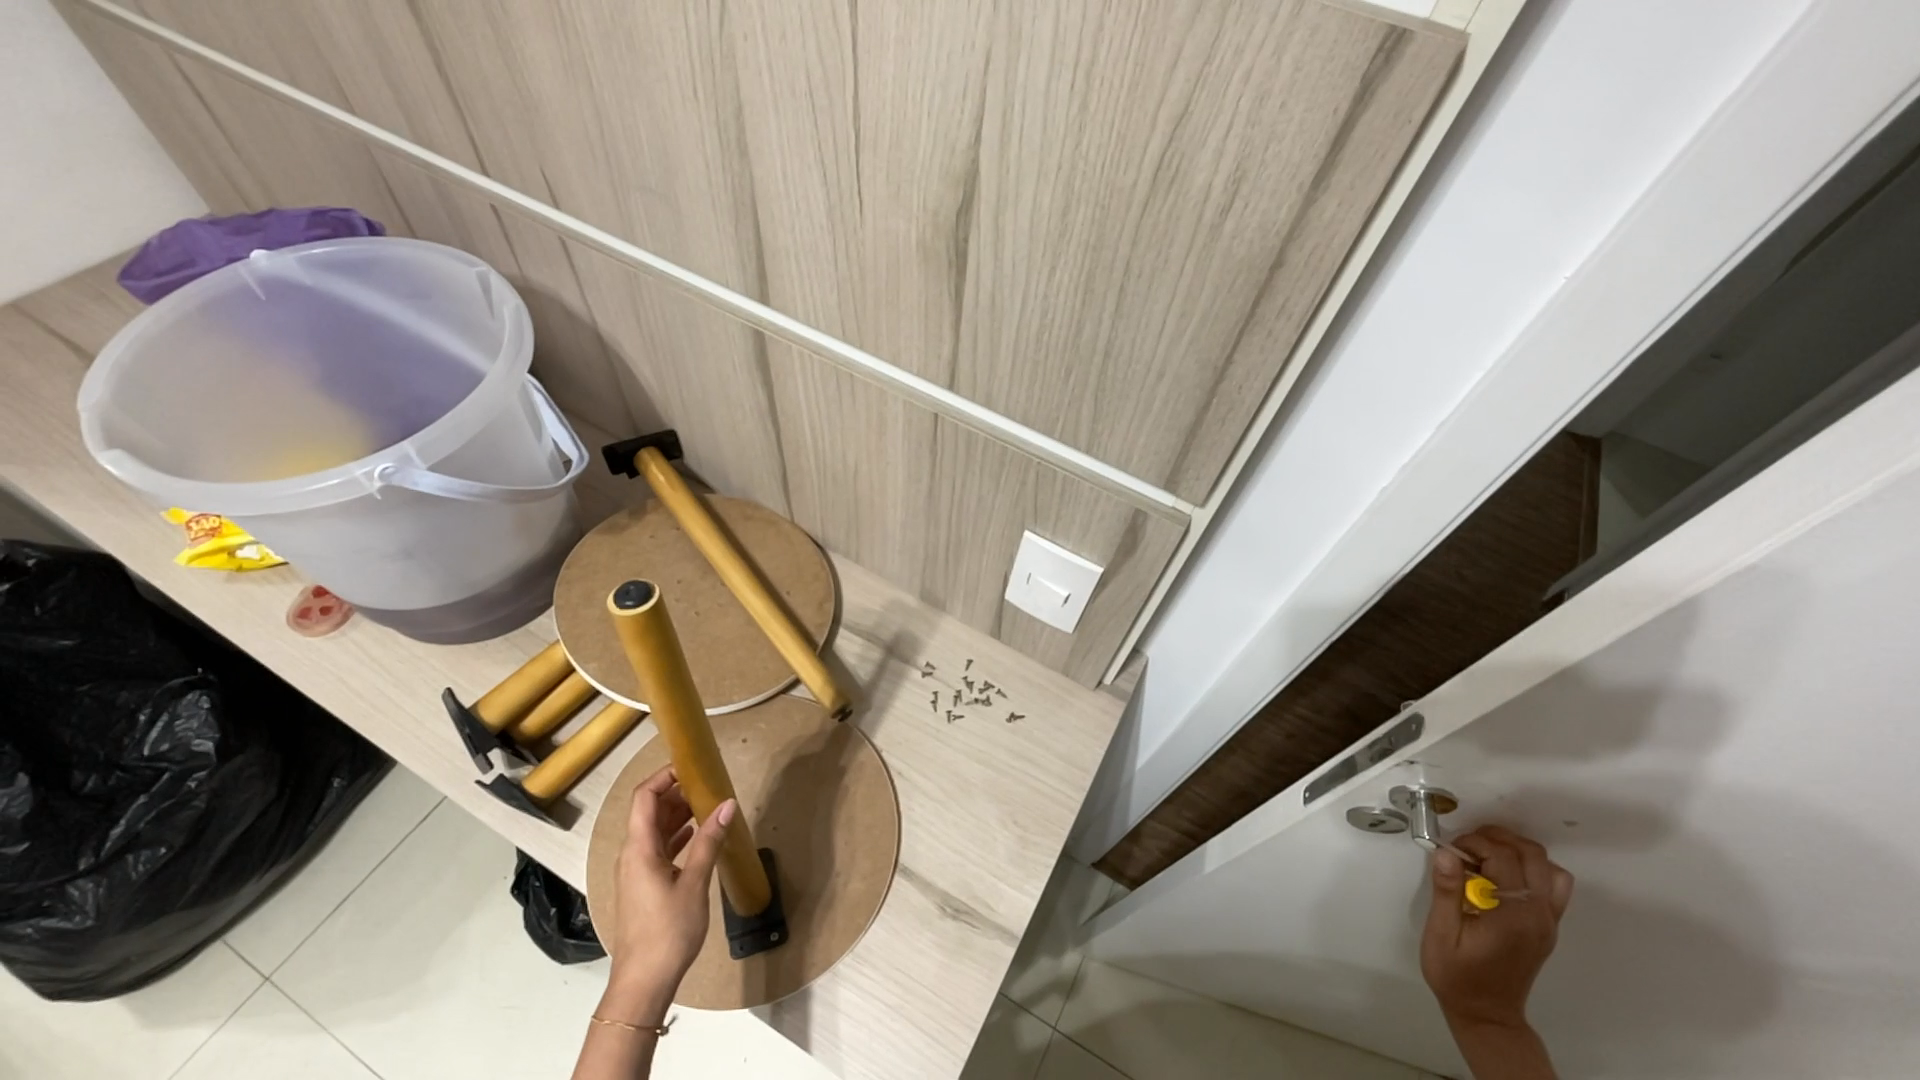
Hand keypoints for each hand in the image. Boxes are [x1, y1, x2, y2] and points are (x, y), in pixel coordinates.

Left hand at [604, 766, 733, 1002]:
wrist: (644, 980)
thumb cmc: (669, 930)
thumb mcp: (694, 883)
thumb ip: (709, 841)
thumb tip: (727, 804)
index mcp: (639, 849)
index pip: (644, 798)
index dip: (663, 777)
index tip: (691, 767)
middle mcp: (632, 855)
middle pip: (648, 812)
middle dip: (675, 793)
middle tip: (707, 784)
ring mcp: (635, 872)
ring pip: (654, 831)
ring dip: (677, 814)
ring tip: (707, 805)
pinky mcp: (643, 886)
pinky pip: (657, 849)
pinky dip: (676, 836)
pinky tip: (697, 834)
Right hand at [1420, 825, 1573, 1031]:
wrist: (1487, 1014)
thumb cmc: (1457, 976)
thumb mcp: (1441, 934)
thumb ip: (1447, 892)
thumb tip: (1447, 853)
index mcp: (1512, 917)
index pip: (1503, 858)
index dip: (1475, 843)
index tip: (1451, 849)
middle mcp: (1539, 916)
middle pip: (1532, 856)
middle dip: (1498, 839)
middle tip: (1467, 845)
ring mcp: (1549, 922)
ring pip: (1550, 868)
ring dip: (1519, 852)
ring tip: (1487, 856)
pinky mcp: (1549, 927)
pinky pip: (1554, 887)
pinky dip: (1533, 870)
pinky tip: (1505, 877)